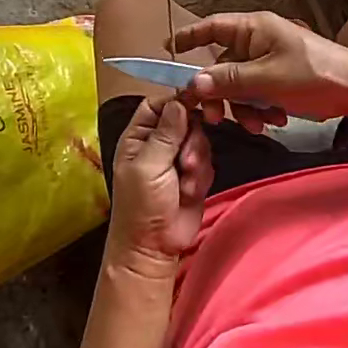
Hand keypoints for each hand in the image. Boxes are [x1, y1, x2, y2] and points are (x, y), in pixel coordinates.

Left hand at [107, 97, 212, 277]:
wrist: (154, 247)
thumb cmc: (142, 205)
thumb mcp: (149, 166)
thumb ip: (166, 133)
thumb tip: (179, 101)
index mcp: (139, 136)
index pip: (159, 104)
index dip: (178, 102)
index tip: (199, 103)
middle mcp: (159, 143)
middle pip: (187, 120)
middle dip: (192, 140)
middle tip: (186, 162)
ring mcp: (178, 159)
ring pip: (201, 141)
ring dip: (197, 162)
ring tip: (185, 184)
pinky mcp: (195, 175)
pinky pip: (208, 163)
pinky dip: (201, 177)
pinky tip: (189, 192)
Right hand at [171, 12, 347, 126]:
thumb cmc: (313, 74)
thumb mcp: (266, 79)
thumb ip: (227, 81)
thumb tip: (192, 84)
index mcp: (253, 29)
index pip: (212, 27)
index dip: (188, 37)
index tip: (167, 50)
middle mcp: (257, 42)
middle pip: (221, 65)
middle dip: (220, 93)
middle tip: (215, 116)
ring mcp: (268, 62)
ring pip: (237, 86)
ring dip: (243, 107)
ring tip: (259, 123)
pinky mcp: (278, 80)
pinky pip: (255, 95)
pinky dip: (259, 110)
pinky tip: (273, 121)